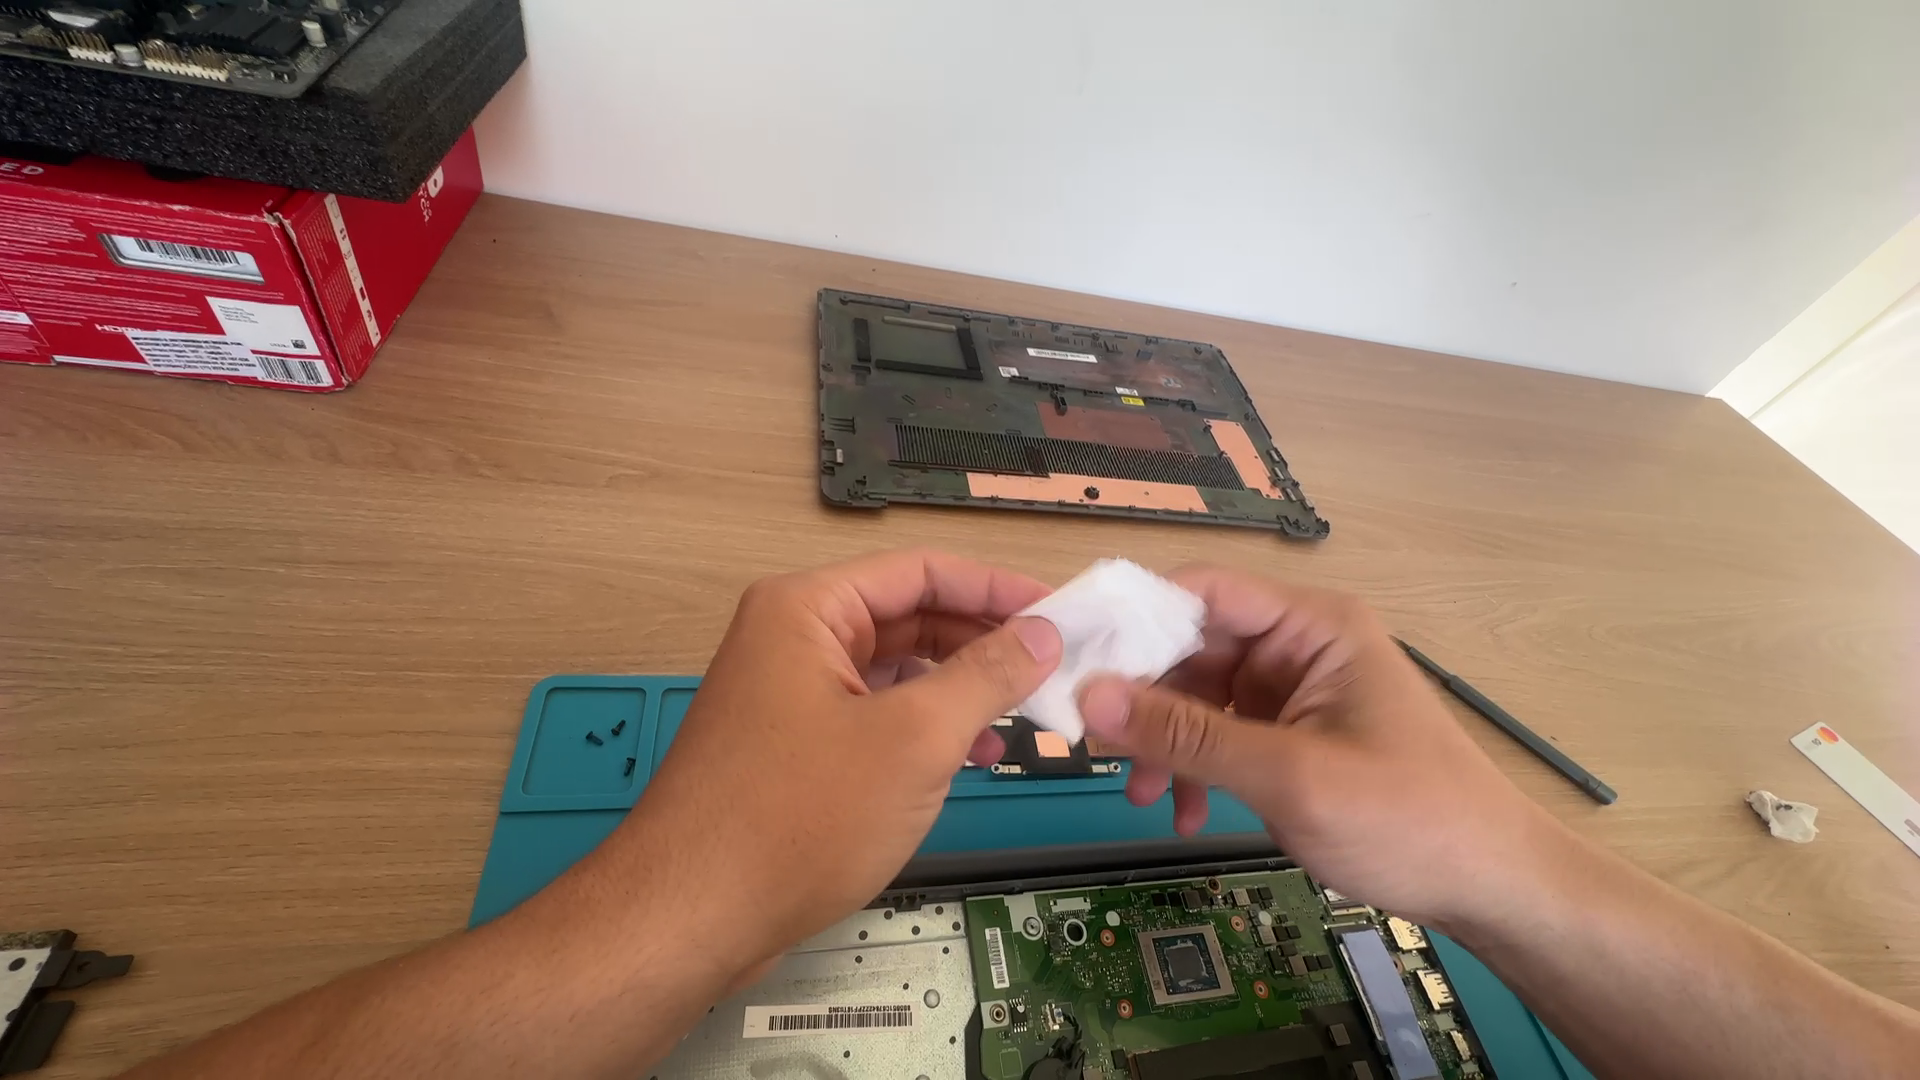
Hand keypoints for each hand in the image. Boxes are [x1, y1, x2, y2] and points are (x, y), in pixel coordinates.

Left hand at [618, 549, 1060, 968]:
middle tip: (1051, 667)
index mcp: (809, 607)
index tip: (1058, 611)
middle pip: (909, 616)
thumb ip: (986, 675)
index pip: (922, 572)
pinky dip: (924, 726)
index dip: (995, 588)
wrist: (690, 923)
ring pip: (896, 668)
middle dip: (982, 643)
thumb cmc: (800, 817)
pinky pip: (875, 710)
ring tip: (1021, 717)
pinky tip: (968, 754)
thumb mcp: (913, 738)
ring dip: (959, 688)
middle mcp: (795, 634)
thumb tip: (1042, 631)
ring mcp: (792, 689)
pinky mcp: (796, 739)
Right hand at [1077, 566, 1567, 929]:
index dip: (1135, 614)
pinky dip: (1192, 768)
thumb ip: (1186, 734)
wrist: (1494, 892)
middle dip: (1145, 700)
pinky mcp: (1284, 730)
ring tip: (1142, 794)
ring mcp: (1288, 689)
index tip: (1078, 658)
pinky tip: (1184, 812)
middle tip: (1097, 744)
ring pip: (1194, 695)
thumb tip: (1090, 698)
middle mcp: (1293, 644)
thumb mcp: (1288, 775)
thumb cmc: (1407, 819)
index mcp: (1309, 625)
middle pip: (1190, 647)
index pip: (1203, 590)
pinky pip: (1216, 733)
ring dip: (1163, 743)